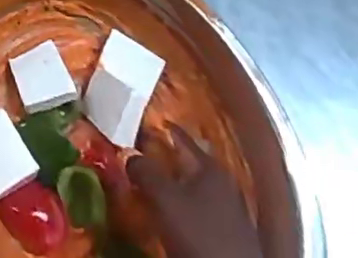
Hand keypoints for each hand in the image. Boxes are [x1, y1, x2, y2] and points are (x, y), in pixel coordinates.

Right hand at [127, 124, 262, 257]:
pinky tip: (169, 212)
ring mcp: (229, 209)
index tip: (137, 123)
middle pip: (187, 162)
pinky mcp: (229, 233)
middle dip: (163, 159)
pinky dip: (182, 205)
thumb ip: (144, 171)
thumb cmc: (199, 234)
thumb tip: (128, 153)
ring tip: (148, 185)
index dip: (159, 129)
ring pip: (193, 186)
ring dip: (171, 184)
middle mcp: (223, 182)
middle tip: (137, 155)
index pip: (180, 136)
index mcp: (210, 167)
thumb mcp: (164, 199)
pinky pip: (199, 208)